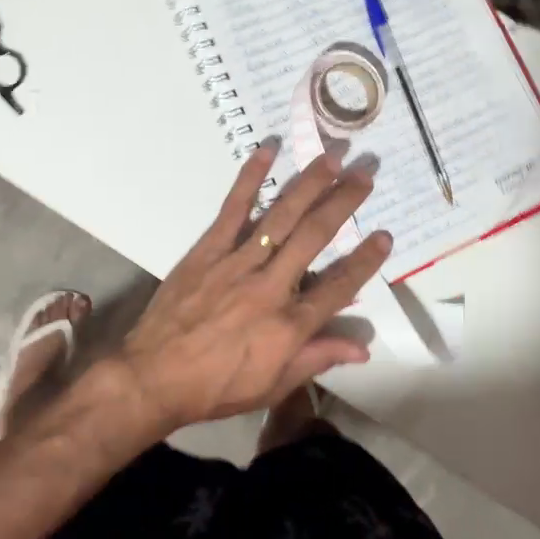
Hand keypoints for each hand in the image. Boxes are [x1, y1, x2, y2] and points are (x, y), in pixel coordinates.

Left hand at [109, 144, 391, 433]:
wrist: (153, 377)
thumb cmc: (217, 387)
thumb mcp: (273, 386)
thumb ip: (317, 358)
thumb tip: (362, 346)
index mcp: (289, 325)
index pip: (339, 286)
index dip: (366, 261)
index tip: (386, 235)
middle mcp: (270, 286)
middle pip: (315, 236)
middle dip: (344, 203)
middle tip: (365, 174)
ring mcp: (237, 263)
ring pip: (280, 216)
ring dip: (309, 183)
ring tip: (331, 157)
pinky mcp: (208, 249)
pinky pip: (233, 209)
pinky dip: (250, 178)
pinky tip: (267, 152)